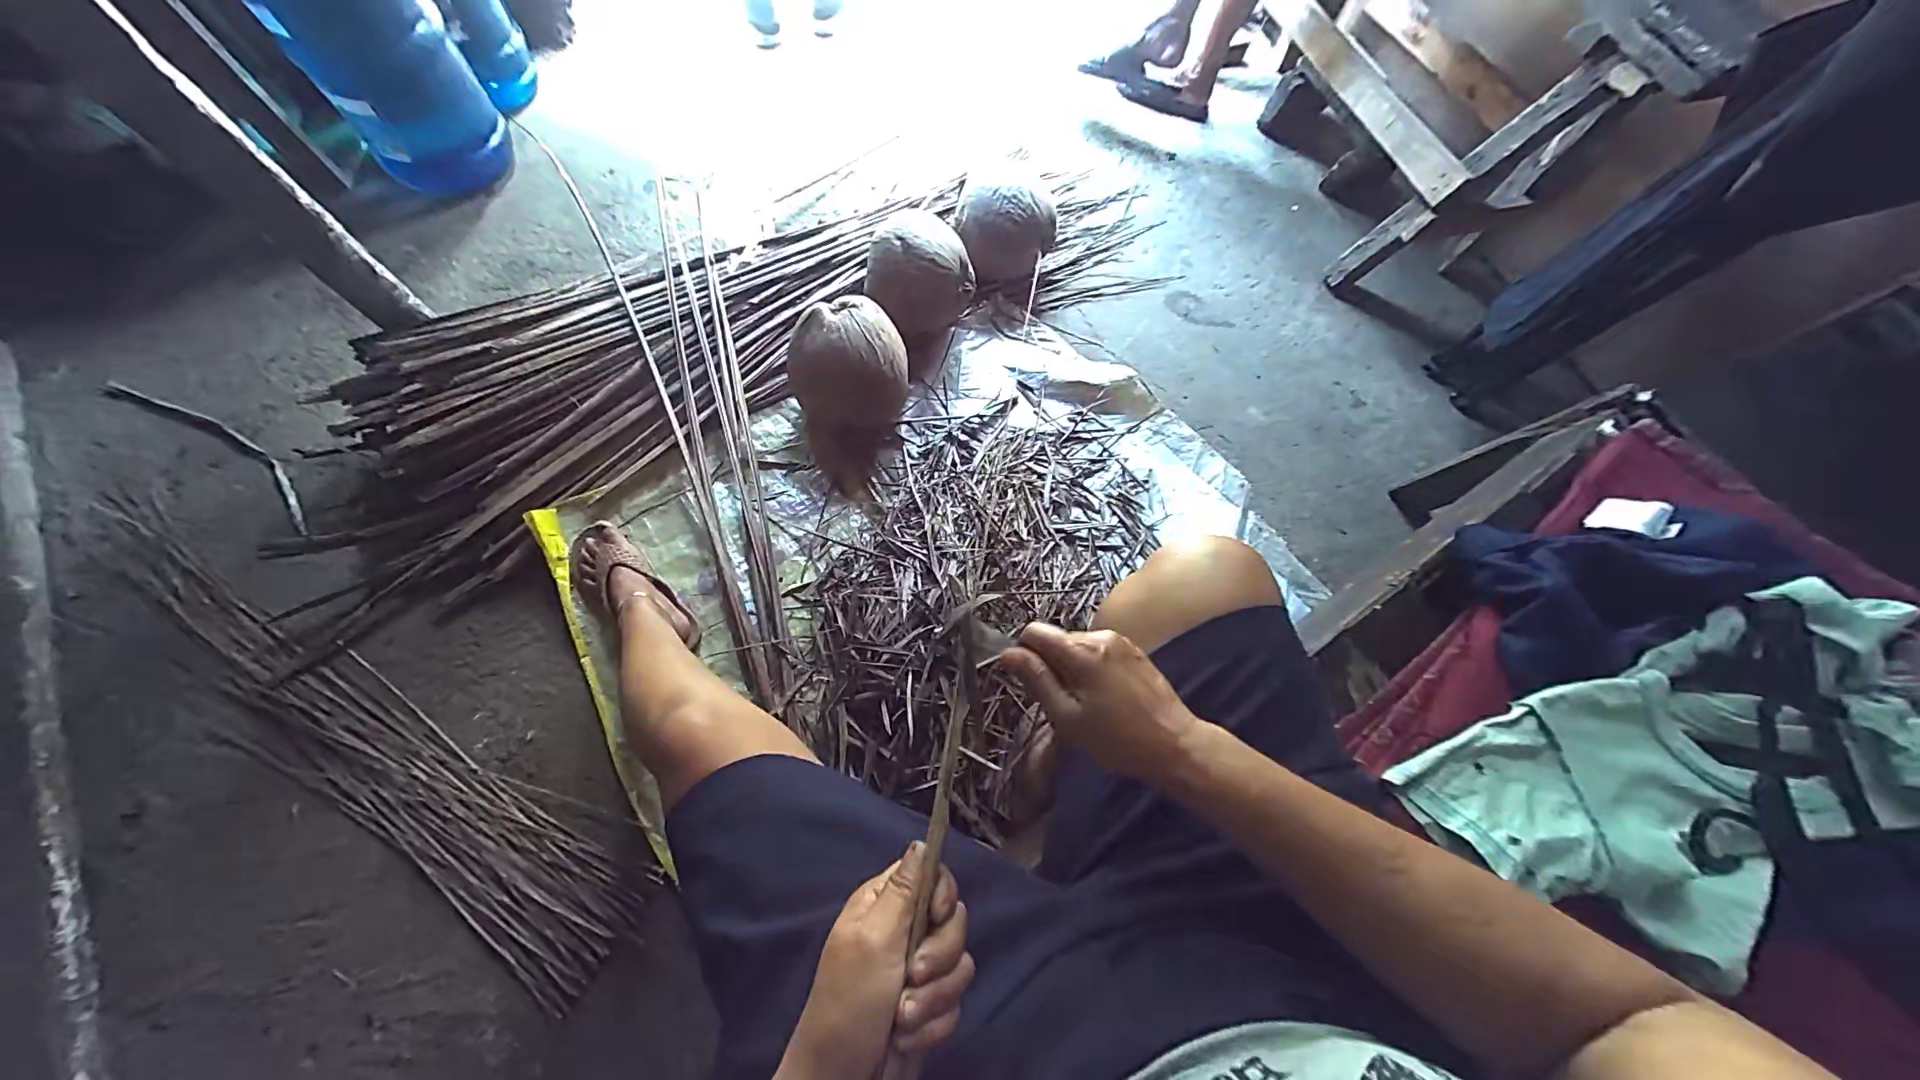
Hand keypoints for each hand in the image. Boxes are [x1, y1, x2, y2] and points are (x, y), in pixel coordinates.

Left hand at [778, 842, 973, 1079]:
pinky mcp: (929, 1006)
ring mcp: (917, 970)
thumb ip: (904, 891)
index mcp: (884, 904)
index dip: (943, 893)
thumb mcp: (874, 940)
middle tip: (910, 977)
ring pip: (959, 964)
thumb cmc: (849, 1003)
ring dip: (933, 998)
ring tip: (902, 1019)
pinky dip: (933, 1024)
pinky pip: (955, 1002)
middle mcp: (904, 930)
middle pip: (953, 920)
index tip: (937, 916)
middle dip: (938, 956)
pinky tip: (907, 1037)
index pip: (931, 874)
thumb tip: (921, 841)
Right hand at [1000, 622, 1200, 783]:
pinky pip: (1098, 651)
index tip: (1034, 684)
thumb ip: (1037, 680)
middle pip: (1056, 639)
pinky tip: (1105, 696)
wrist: (1174, 745)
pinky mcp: (1133, 650)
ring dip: (1072, 668)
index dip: (1025, 655)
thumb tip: (1009, 653)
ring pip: (1077, 646)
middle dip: (1050, 664)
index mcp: (1080, 651)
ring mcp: (1120, 641)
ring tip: (1087, 703)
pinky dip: (1092, 668)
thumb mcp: (1067, 717)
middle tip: (1063, 703)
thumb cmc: (1116, 739)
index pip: (1034, 631)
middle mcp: (1100, 636)